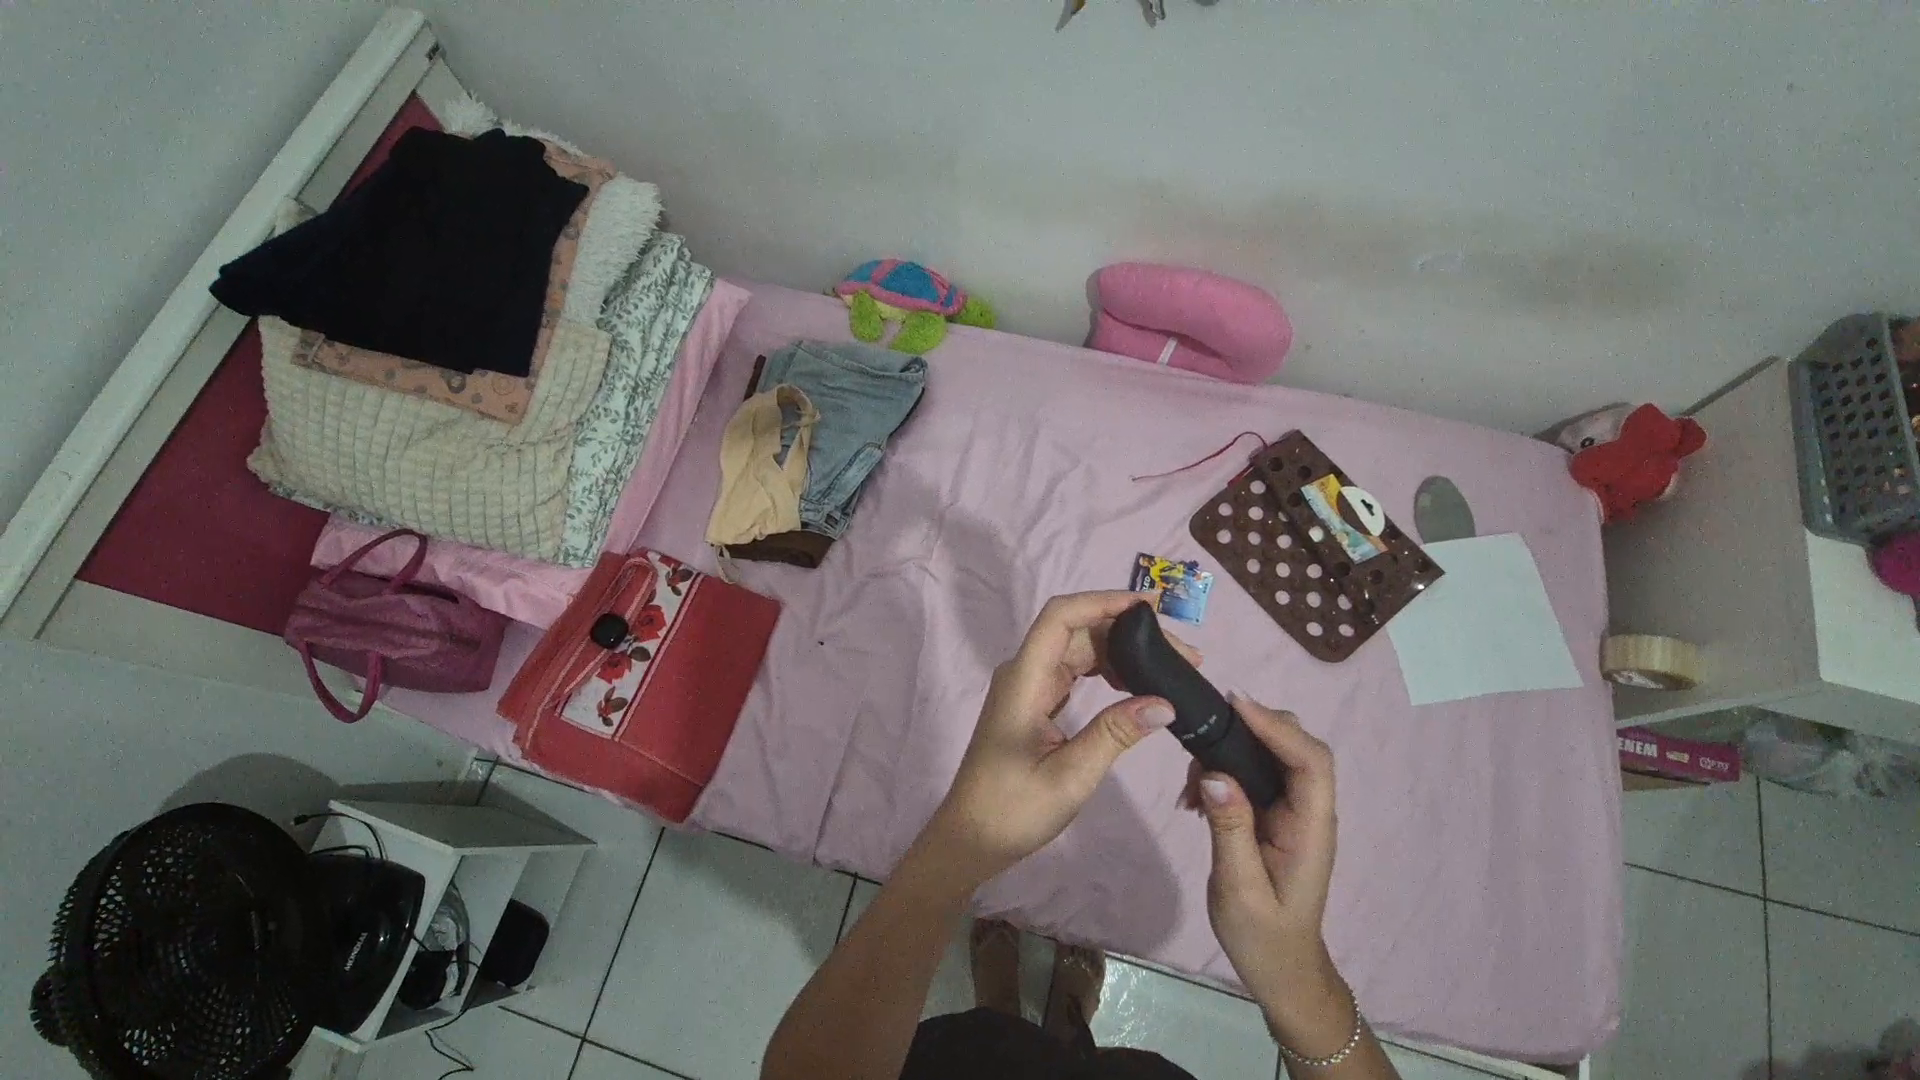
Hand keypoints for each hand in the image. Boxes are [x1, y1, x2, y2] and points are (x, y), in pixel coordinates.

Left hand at [911, 591, 1197, 890]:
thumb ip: (1115, 733)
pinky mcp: (1036, 703)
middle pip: (1077, 630)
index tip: (1150, 607)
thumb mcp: (1070, 776)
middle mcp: (1024, 673)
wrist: (972, 837)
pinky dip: (1107, 671)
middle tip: (1183, 654)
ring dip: (1122, 652)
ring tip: (1170, 668)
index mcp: (1024, 680)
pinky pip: (1074, 671)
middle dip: (1128, 631)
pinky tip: (1137, 685)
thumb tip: (1164, 702)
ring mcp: (1029, 687)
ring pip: (1078, 649)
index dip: (1103, 601)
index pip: (1061, 617)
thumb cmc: (1013, 809)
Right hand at [1189, 696, 1349, 1044]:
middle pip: (1298, 747)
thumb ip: (1230, 828)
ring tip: (1191, 772)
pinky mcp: (1273, 816)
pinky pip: (1255, 775)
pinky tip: (1194, 793)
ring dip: (1233, 749)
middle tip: (1207, 723)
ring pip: (1274, 756)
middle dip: (1256, 725)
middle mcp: (1308, 812)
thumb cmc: (1262, 937)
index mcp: (1311, 829)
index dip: (1277, 727)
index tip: (1235, 704)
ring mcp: (1292, 813)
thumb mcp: (1239, 888)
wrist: (1280, 968)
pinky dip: (1224, 769)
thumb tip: (1214, 773)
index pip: (1310, 762)